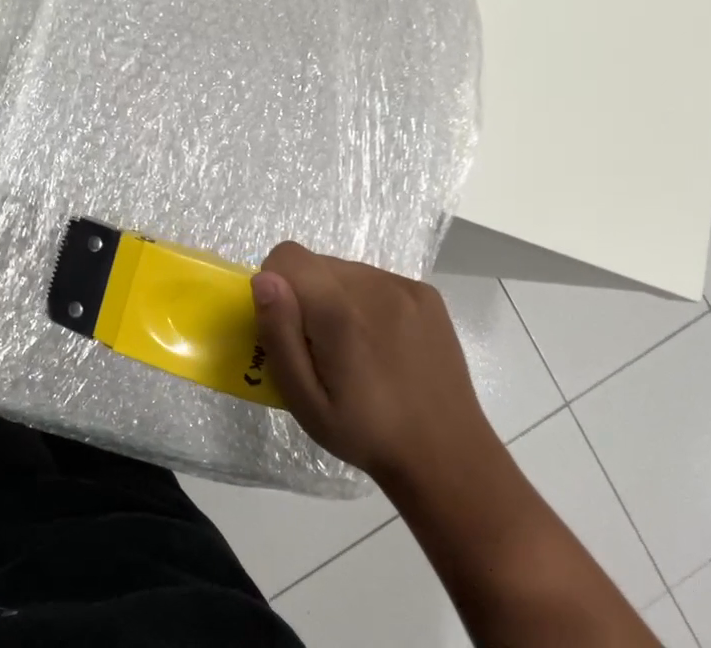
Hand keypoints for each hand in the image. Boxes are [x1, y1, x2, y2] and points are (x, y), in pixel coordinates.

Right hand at [251, 242, 498, 486]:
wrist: (447, 454)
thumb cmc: (364, 433)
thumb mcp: (304, 399)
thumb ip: (279, 335)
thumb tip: (263, 279)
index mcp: (340, 311)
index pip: (287, 256)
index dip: (275, 286)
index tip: (286, 328)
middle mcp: (375, 286)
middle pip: (315, 263)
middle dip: (304, 296)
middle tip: (317, 347)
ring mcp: (406, 288)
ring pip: (344, 270)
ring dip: (333, 298)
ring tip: (351, 349)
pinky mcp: (427, 295)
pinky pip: (374, 280)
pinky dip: (364, 301)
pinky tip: (379, 343)